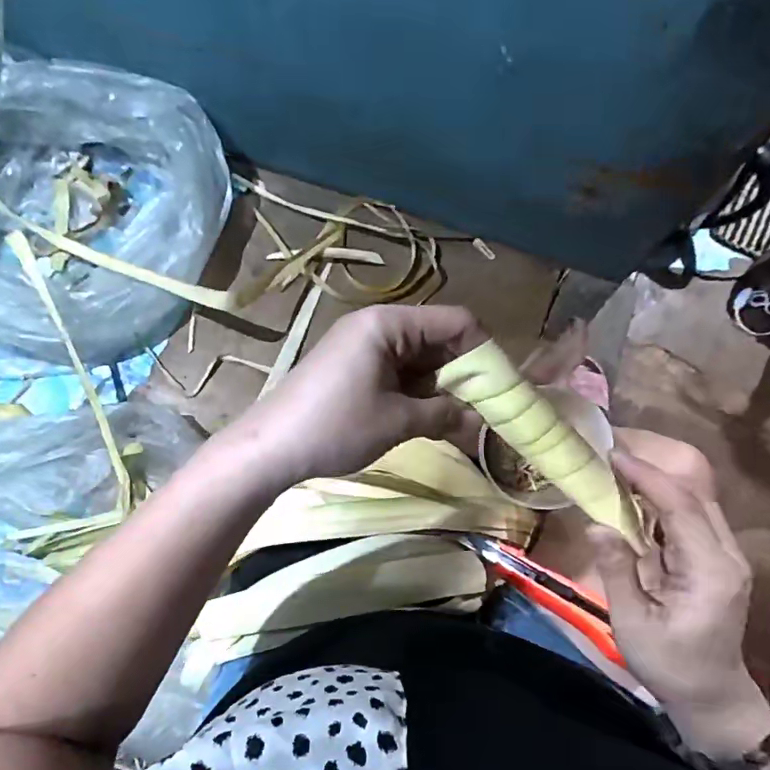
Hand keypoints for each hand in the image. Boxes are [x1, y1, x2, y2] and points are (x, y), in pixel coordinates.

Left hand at [216, 305, 488, 487]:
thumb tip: (478, 421)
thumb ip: (444, 414)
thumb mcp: (397, 422)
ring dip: (438, 387)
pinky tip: (423, 419)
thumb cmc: (336, 427)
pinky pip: (394, 371)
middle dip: (462, 373)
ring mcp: (358, 347)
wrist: (269, 448)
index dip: (484, 352)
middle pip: (436, 338)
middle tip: (482, 411)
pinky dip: (413, 392)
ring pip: (416, 358)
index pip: (456, 321)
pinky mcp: (348, 368)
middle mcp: (375, 325)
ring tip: (456, 421)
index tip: (499, 390)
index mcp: (388, 323)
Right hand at [587, 451, 769, 756]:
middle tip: (611, 452)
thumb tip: (596, 523)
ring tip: (618, 468)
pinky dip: (664, 501)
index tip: (612, 455)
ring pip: (697, 503)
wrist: (711, 695)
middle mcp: (728, 556)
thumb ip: (617, 570)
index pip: (681, 506)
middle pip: (695, 495)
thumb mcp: (632, 622)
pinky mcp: (717, 562)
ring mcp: (727, 558)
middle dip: (654, 468)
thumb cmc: (669, 664)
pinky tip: (635, 497)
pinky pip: (692, 519)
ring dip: (659, 481)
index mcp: (711, 570)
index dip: (647, 476)